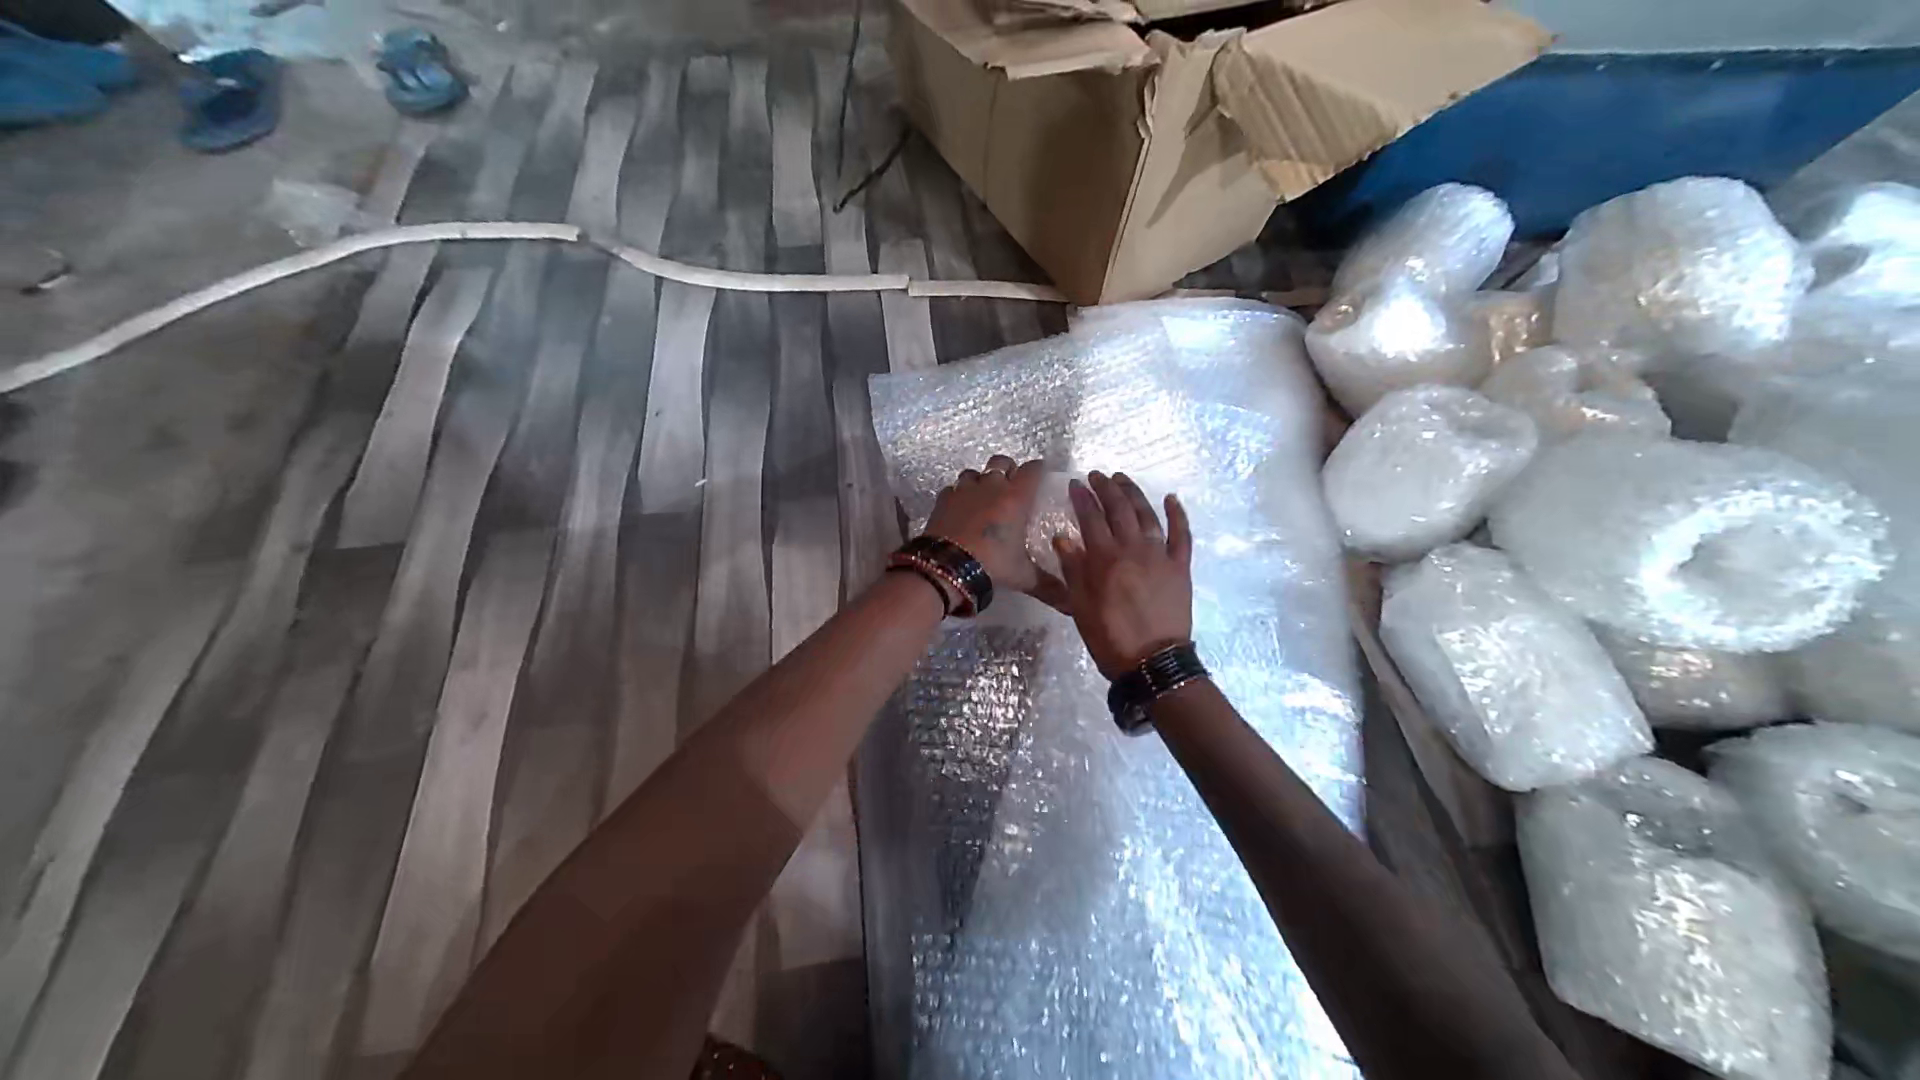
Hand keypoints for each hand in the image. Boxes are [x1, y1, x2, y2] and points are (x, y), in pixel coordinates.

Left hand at [924, 456, 1069, 611]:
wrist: (947, 566)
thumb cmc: (991, 564)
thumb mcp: (1022, 576)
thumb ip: (1047, 585)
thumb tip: (1069, 601)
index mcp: (1016, 498)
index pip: (1033, 469)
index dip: (1038, 470)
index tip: (1041, 478)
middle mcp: (991, 486)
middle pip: (1001, 462)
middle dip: (1008, 469)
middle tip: (1011, 486)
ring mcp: (965, 490)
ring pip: (974, 472)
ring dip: (981, 480)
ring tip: (983, 497)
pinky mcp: (944, 499)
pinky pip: (953, 488)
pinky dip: (958, 494)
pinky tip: (961, 508)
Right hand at [1054, 471, 1192, 677]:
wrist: (1153, 662)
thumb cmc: (1109, 637)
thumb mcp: (1080, 605)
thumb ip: (1073, 569)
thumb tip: (1063, 537)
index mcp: (1105, 558)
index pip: (1091, 518)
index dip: (1082, 498)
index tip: (1075, 484)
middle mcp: (1133, 549)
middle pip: (1119, 509)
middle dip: (1106, 488)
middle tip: (1097, 476)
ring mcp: (1160, 555)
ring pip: (1147, 514)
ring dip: (1134, 493)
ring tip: (1123, 479)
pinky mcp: (1180, 566)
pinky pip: (1182, 534)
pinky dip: (1177, 514)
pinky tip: (1171, 498)